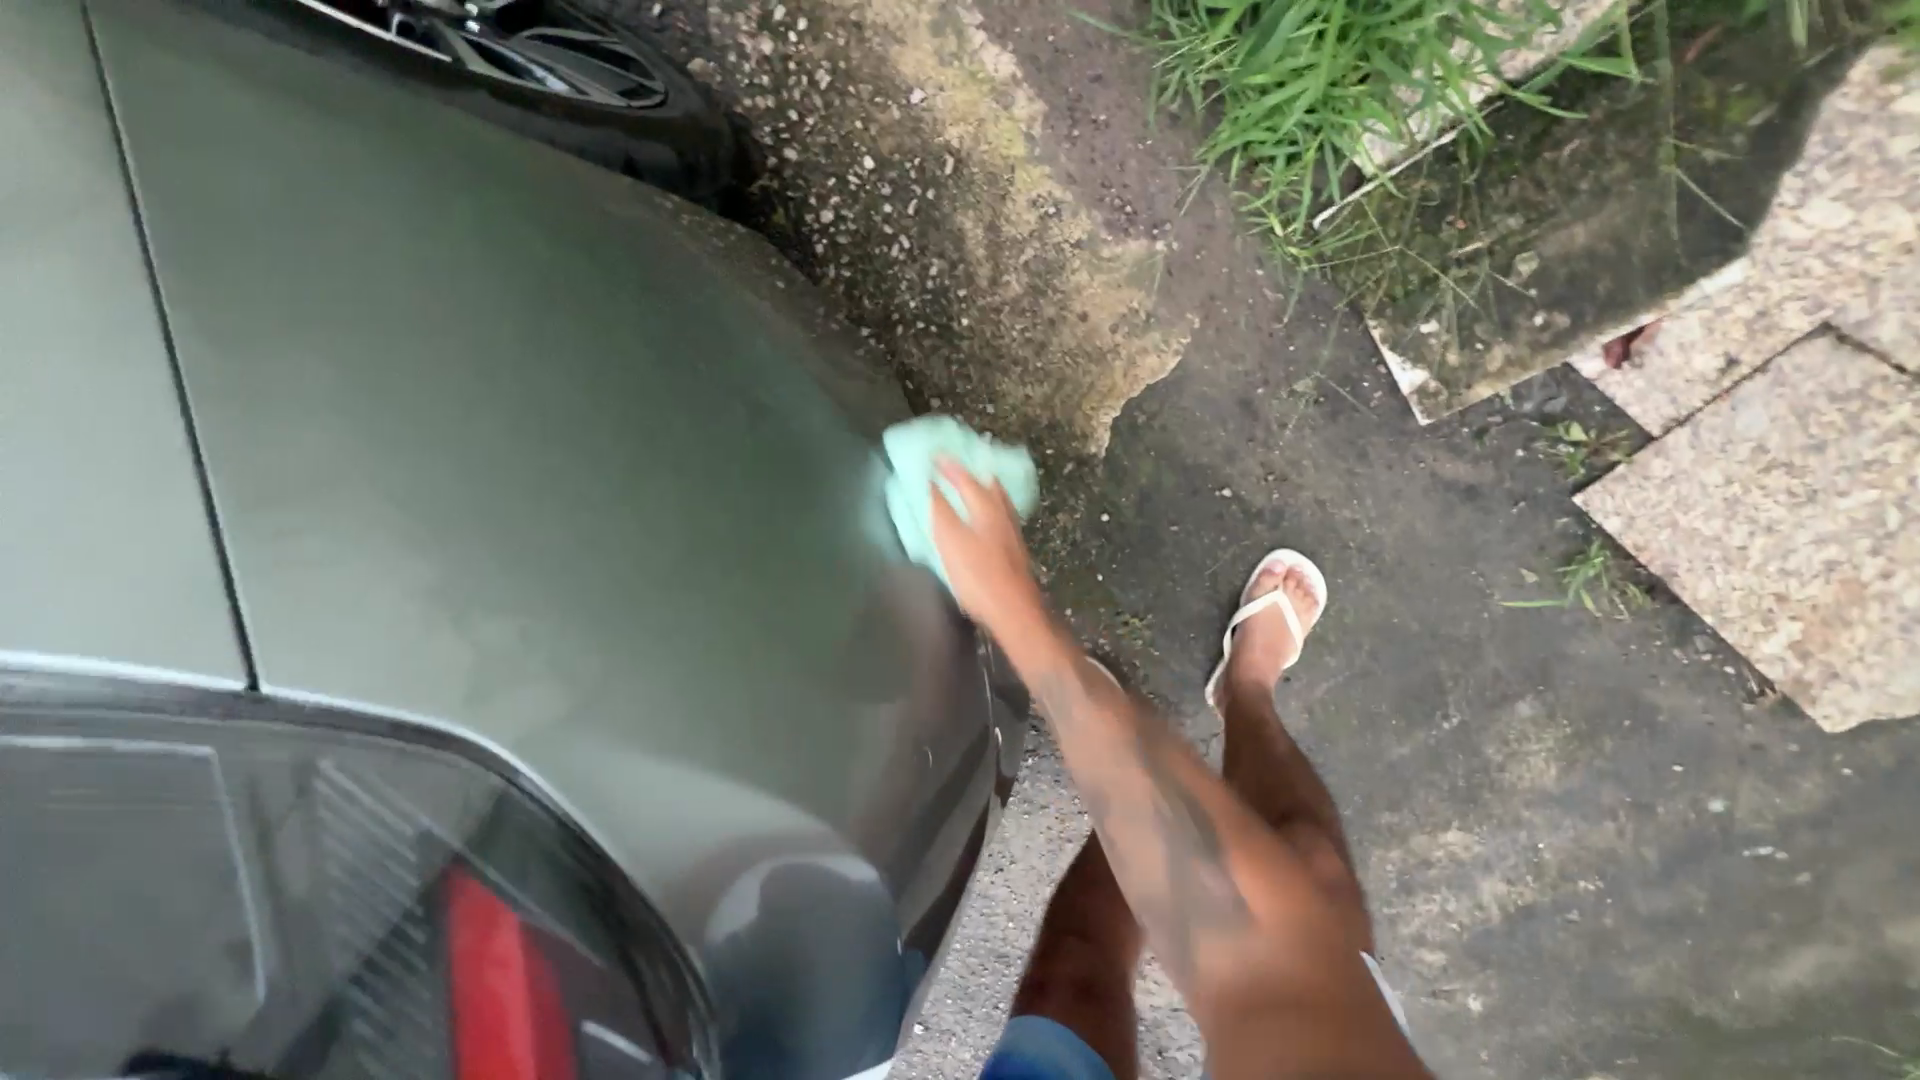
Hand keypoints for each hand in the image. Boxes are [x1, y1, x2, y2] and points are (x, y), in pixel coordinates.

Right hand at [929, 460, 1044, 633]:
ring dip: (986, 489)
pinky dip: (992, 506)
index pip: (965, 479)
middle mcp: (1002, 514)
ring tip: (976, 485)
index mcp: (985, 508)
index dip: (950, 467)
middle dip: (973, 473)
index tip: (935, 455)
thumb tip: (930, 484)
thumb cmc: (979, 576)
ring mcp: (1012, 531)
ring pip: (1000, 500)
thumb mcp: (950, 542)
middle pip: (990, 486)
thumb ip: (940, 511)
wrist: (1015, 609)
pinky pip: (1003, 514)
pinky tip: (989, 518)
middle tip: (959, 466)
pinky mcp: (1016, 549)